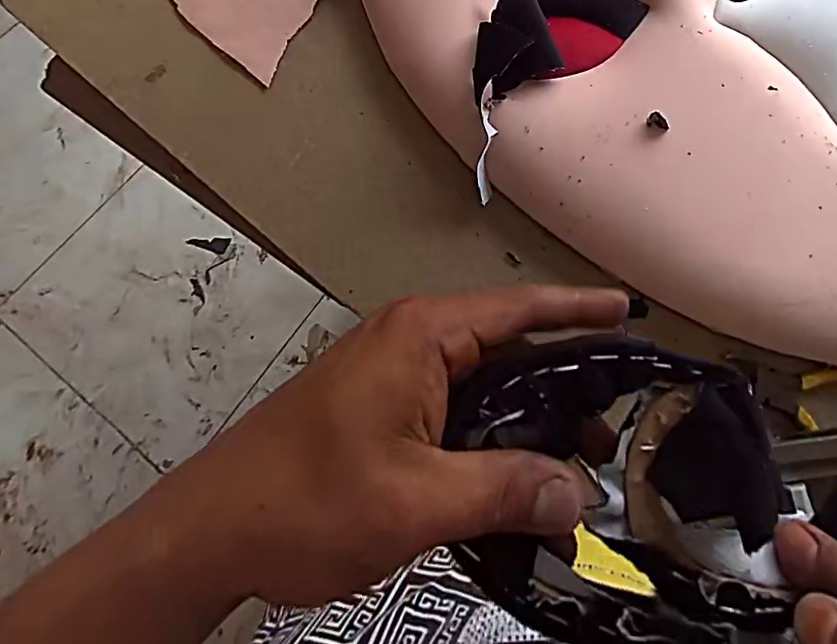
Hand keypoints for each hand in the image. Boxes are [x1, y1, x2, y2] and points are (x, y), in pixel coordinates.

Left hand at [178, 284, 625, 606]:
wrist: (213, 528)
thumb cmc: (301, 499)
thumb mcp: (417, 500)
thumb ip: (505, 491)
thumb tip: (573, 492)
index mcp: (421, 334)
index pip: (518, 308)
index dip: (576, 308)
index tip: (623, 310)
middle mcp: (411, 338)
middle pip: (506, 346)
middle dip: (560, 383)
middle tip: (608, 424)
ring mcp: (394, 370)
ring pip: (481, 382)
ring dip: (524, 415)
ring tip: (571, 457)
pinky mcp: (383, 403)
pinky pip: (454, 405)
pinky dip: (490, 432)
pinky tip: (512, 472)